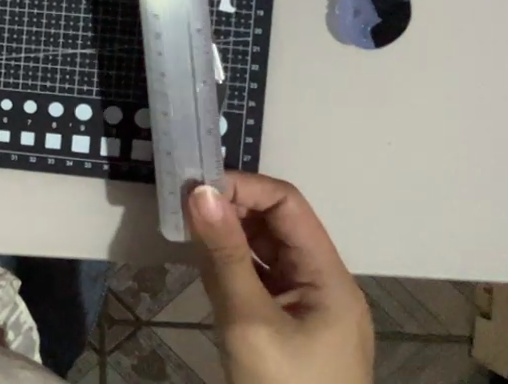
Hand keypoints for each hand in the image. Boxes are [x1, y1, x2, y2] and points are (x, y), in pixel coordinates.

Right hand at [188, 172, 373, 383]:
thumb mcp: (248, 319)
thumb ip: (224, 252)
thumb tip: (199, 189)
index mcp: (329, 279)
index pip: (288, 205)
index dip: (242, 187)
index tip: (193, 189)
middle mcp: (322, 282)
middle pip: (276, 222)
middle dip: (228, 207)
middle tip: (179, 208)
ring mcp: (305, 303)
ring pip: (262, 246)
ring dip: (224, 233)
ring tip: (184, 232)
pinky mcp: (286, 320)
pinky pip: (256, 272)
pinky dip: (226, 260)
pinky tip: (201, 263)